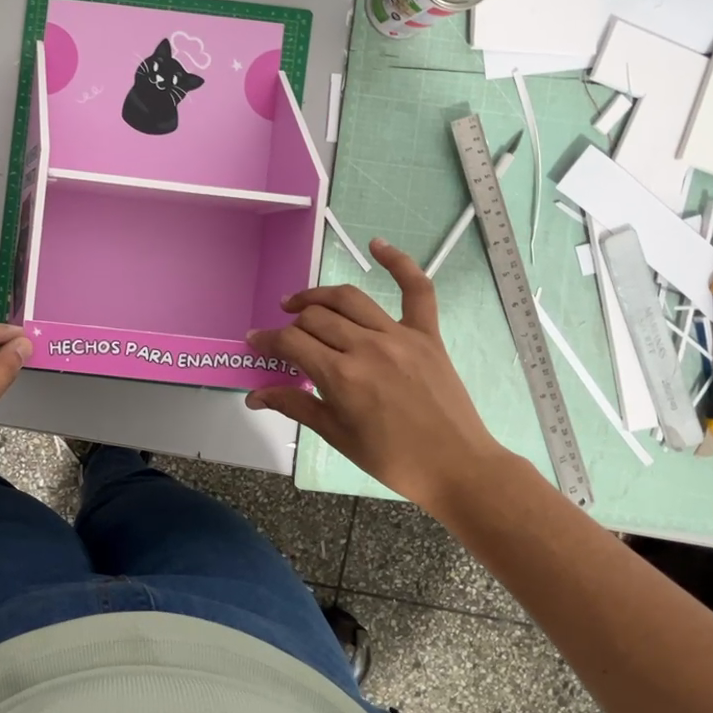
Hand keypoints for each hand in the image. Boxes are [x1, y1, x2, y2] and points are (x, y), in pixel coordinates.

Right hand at [245, 239, 507, 511]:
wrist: (458, 468)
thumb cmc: (393, 459)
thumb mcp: (336, 435)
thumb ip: (294, 406)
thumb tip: (254, 396)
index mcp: (341, 376)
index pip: (290, 342)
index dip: (266, 339)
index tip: (254, 342)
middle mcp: (367, 347)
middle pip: (315, 318)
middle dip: (290, 324)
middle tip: (282, 337)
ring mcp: (399, 337)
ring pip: (348, 299)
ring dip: (318, 296)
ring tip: (300, 302)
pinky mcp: (427, 335)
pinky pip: (416, 290)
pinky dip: (398, 263)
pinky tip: (377, 245)